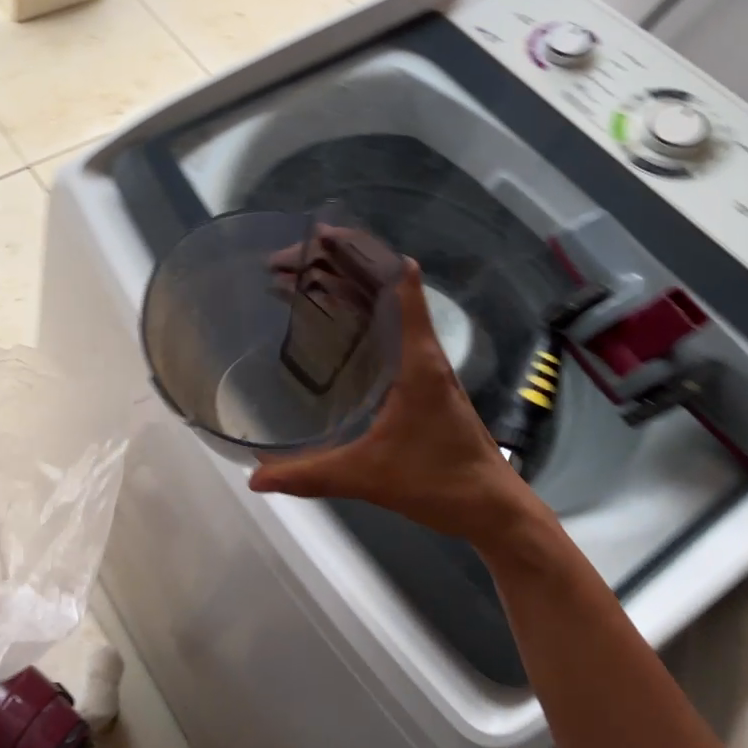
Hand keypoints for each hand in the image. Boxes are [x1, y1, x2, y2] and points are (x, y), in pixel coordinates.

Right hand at [250, 257, 542, 545]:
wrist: (493, 511)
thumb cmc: (440, 484)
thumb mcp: (369, 477)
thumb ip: (310, 475)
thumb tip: (254, 478)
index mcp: (416, 358)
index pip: (397, 283)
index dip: (359, 252)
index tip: (318, 237)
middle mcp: (419, 350)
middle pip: (380, 284)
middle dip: (333, 264)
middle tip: (282, 261)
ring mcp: (419, 361)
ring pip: (379, 303)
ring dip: (340, 284)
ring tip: (292, 278)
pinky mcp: (416, 377)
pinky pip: (380, 325)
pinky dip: (349, 309)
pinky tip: (321, 317)